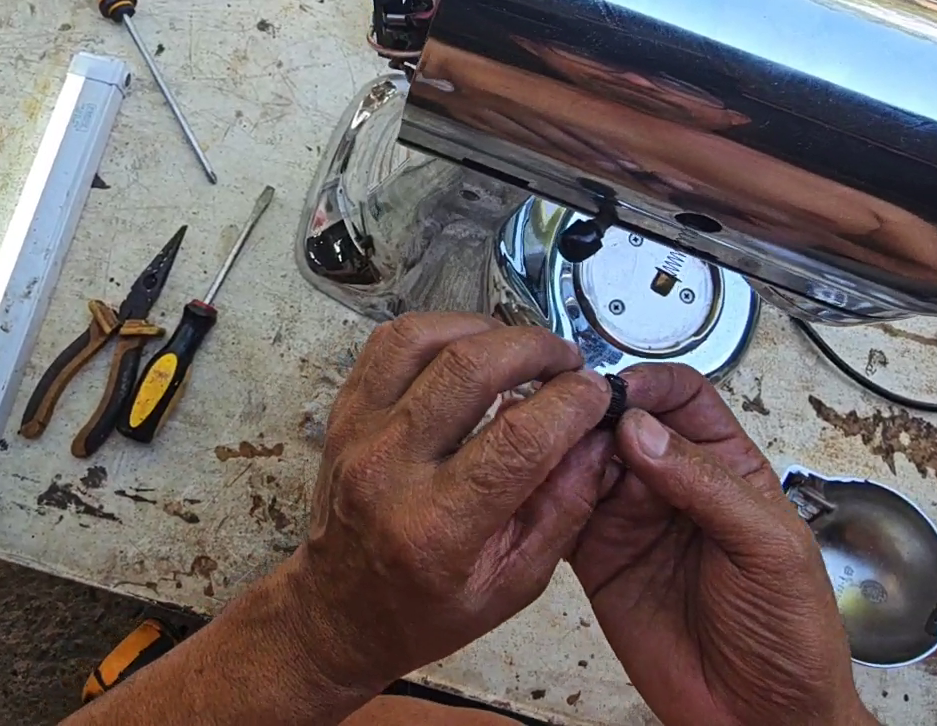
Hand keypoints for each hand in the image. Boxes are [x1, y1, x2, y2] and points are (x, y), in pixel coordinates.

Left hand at [278, 313, 615, 697]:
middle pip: (468, 369)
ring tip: (518, 350)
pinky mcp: (345, 407)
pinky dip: (438, 329)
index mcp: (438, 527)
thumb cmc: (426, 607)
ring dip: (485, 330)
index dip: (570, 403)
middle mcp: (390, 467)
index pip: (518, 439)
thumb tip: (597, 437)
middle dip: (534, 349)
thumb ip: (564, 508)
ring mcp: (359, 429)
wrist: (338, 608)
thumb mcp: (514, 584)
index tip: (595, 392)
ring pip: (423, 338)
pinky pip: (390, 341)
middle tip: (565, 360)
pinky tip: (468, 346)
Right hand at [569, 364, 872, 725]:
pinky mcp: (595, 552)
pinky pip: (561, 511)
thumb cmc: (790, 634)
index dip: (650, 385)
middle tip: (565, 418)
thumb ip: (707, 484)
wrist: (758, 723)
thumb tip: (639, 428)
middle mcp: (669, 479)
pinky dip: (543, 495)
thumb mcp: (769, 549)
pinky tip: (533, 490)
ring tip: (545, 452)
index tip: (617, 391)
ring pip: (585, 459)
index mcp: (721, 464)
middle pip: (621, 421)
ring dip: (563, 450)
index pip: (681, 398)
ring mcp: (628, 514)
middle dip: (592, 414)